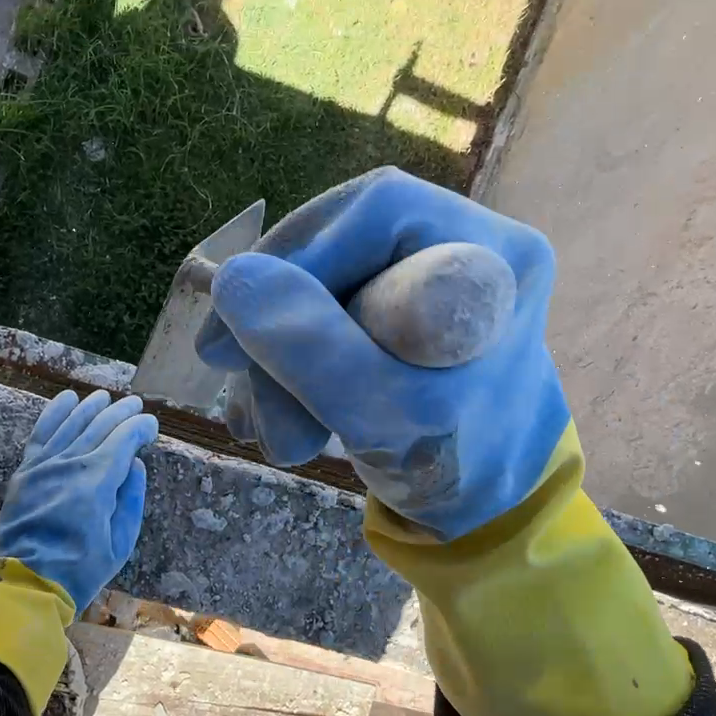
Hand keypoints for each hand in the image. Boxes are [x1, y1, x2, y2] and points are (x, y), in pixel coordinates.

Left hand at [0, 390, 158, 612]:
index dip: (140, 428)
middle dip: (119, 413)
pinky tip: (66, 399)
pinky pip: (41, 433)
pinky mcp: (26, 472)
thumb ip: (130, 500)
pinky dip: (54, 413)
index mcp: (97, 480)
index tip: (152, 426)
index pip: (123, 439)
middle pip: (98, 426)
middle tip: (134, 405)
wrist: (26, 583)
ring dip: (90, 407)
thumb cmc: (80, 569)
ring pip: (71, 424)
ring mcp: (44, 465)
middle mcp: (70, 463)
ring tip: (104, 397)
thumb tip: (134, 464)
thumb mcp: (119, 543)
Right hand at [197, 167, 567, 540]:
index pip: (375, 213)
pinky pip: (301, 315)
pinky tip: (271, 420)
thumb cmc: (452, 465)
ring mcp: (407, 279)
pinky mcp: (372, 312)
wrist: (469, 503)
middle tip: (226, 374)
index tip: (242, 330)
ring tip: (276, 437)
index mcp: (488, 253)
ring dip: (267, 364)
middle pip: (327, 246)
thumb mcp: (384, 416)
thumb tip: (233, 278)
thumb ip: (314, 349)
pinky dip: (273, 371)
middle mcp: (450, 246)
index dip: (298, 257)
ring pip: (302, 286)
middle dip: (271, 324)